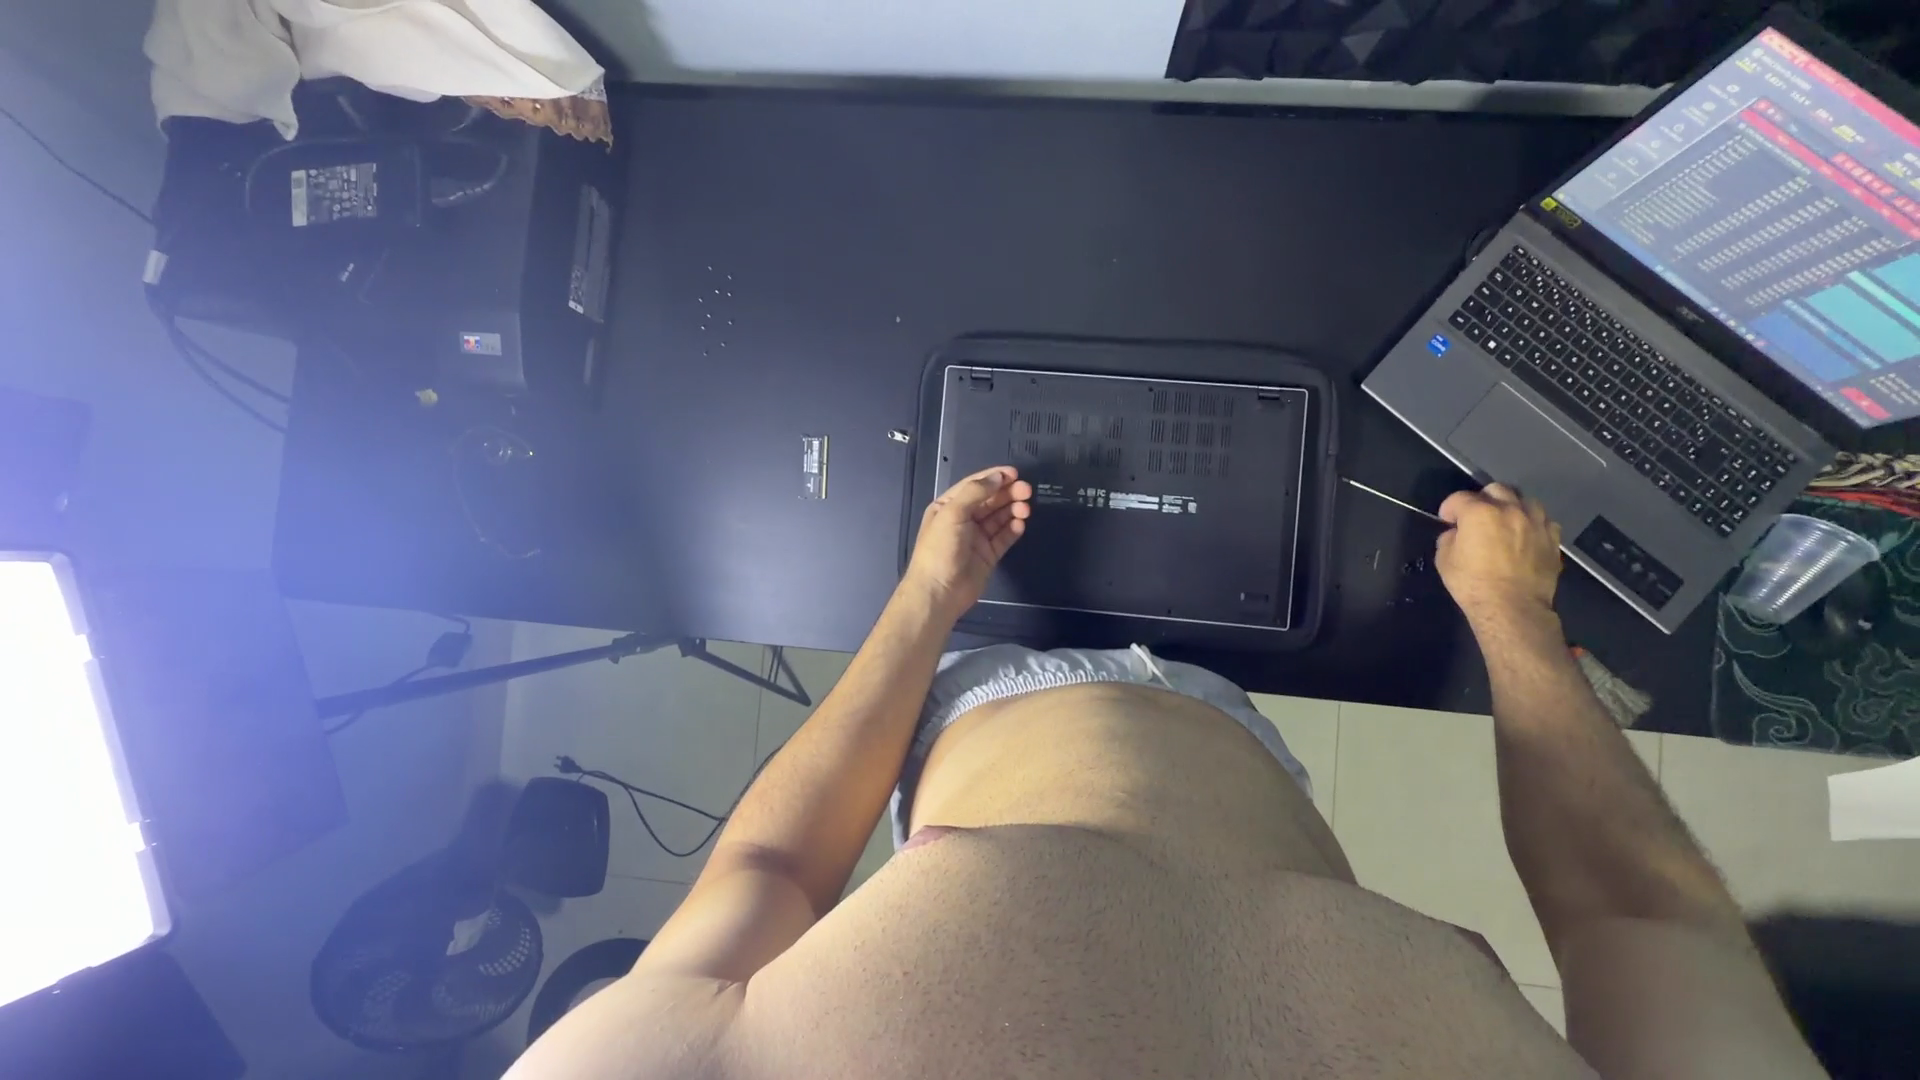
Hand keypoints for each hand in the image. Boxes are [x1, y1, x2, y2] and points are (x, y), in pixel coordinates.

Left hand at [903, 465, 1032, 620]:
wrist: (938, 592)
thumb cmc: (940, 549)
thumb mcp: (952, 513)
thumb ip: (976, 492)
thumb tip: (997, 477)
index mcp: (948, 506)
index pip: (974, 486)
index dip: (994, 477)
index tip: (1015, 473)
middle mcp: (963, 520)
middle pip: (990, 501)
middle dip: (1008, 493)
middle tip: (1027, 490)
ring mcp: (976, 538)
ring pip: (999, 519)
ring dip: (1013, 510)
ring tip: (1026, 508)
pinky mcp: (988, 555)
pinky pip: (1003, 538)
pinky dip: (1013, 530)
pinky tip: (1021, 524)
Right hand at [1436, 483, 1562, 625]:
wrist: (1512, 607)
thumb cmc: (1472, 583)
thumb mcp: (1444, 560)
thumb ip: (1449, 539)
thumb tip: (1457, 534)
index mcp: (1479, 513)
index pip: (1459, 498)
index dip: (1449, 509)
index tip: (1447, 521)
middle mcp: (1510, 510)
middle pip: (1496, 490)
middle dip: (1482, 500)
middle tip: (1476, 518)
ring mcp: (1535, 523)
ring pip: (1525, 500)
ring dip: (1512, 507)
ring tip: (1505, 523)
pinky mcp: (1552, 538)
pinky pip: (1543, 520)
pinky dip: (1532, 523)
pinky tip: (1525, 536)